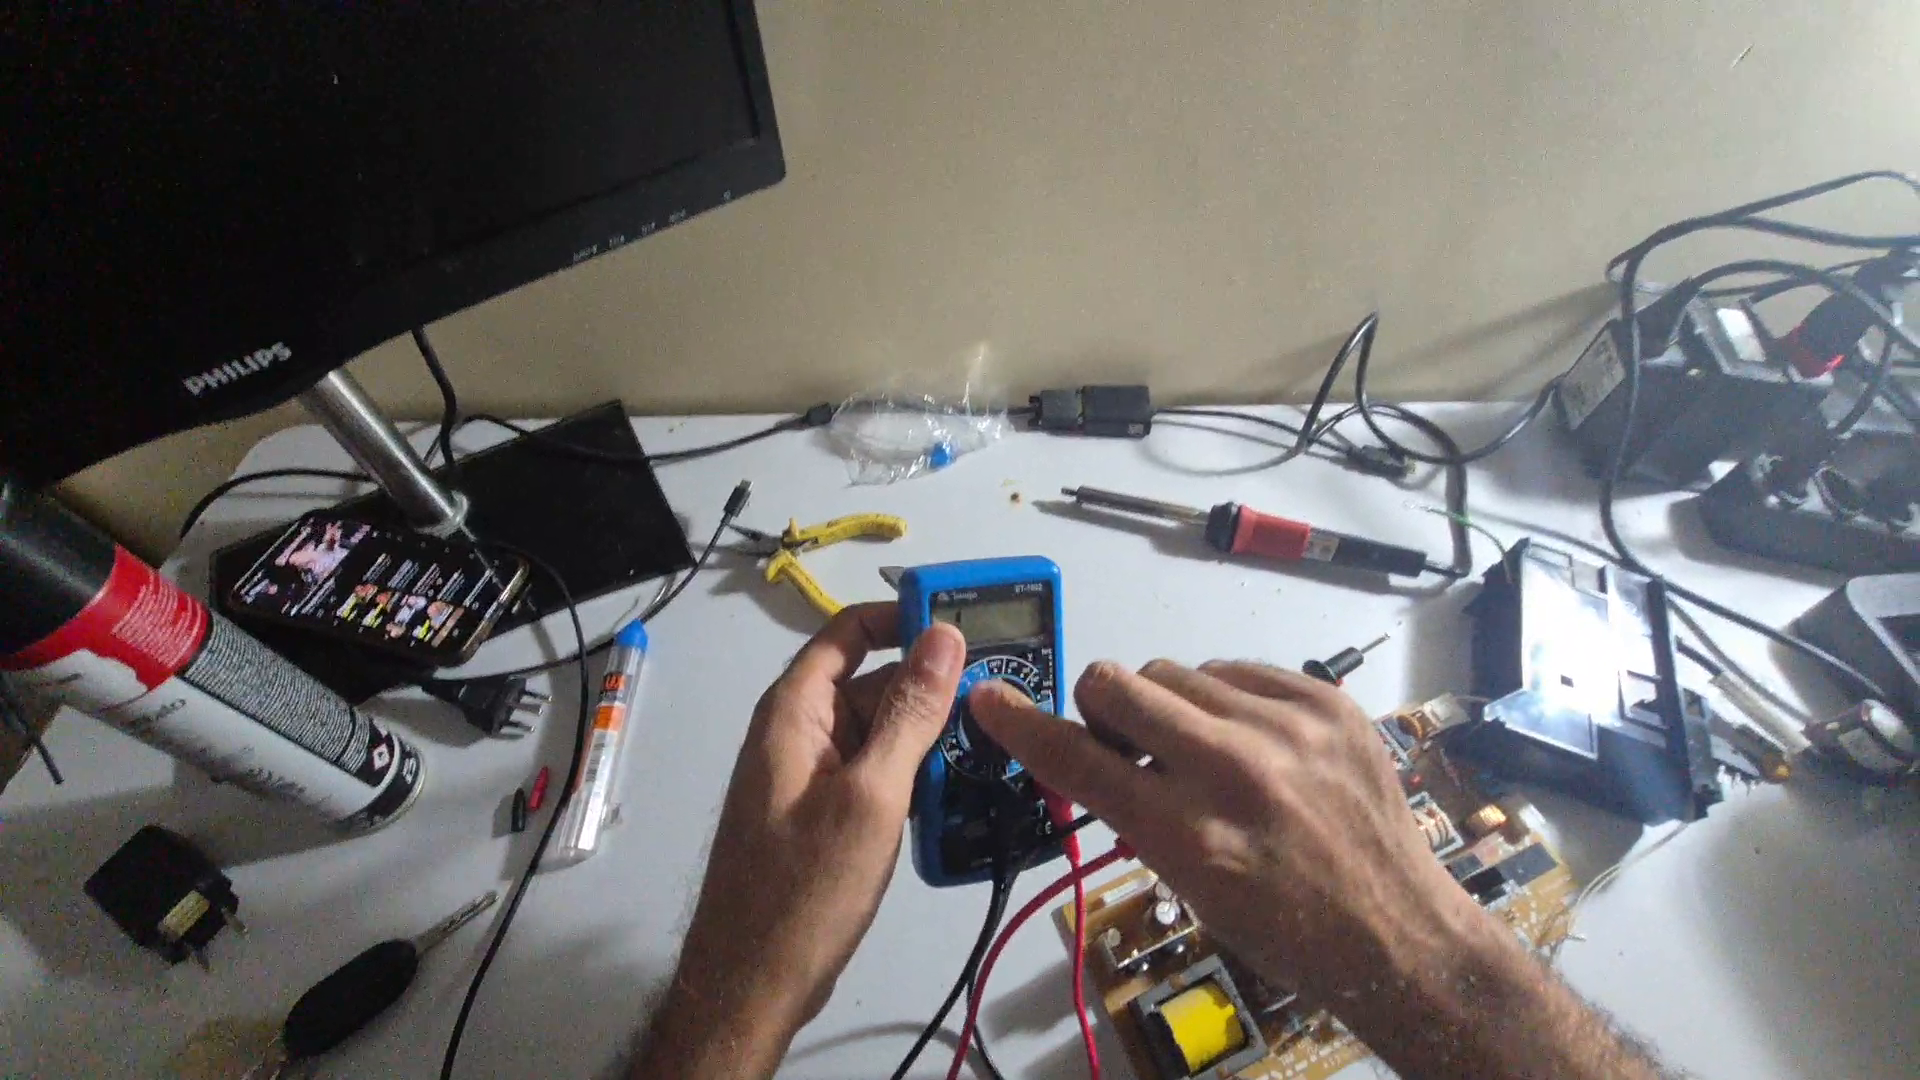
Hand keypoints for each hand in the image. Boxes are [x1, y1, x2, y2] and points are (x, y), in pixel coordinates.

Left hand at [634, 603, 964, 1079]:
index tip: (965, 625)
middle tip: (1002, 687)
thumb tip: (945, 633)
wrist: (754, 987)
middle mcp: (801, 729)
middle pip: (871, 679)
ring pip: (879, 726)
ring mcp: (813, 771)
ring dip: (928, 730)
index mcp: (797, 708)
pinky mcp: (827, 807)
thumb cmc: (808, 883)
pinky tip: (960, 780)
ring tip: (994, 731)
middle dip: (930, 682)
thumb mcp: (872, 791)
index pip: (850, 632)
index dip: (903, 618)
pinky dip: (912, 766)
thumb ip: (911, 711)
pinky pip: (875, 765)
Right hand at [969, 659, 1478, 1006]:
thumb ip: (1129, 804)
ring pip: (1171, 670)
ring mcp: (1287, 724)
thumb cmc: (1279, 925)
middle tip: (1130, 741)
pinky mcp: (1324, 699)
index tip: (991, 698)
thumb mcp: (1185, 881)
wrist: (1400, 933)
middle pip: (1115, 682)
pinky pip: (1231, 668)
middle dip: (1105, 707)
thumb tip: (1090, 742)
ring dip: (1168, 705)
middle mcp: (1234, 768)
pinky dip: (1222, 698)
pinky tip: (1249, 736)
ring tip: (1202, 747)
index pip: (1078, 759)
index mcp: (1189, 833)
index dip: (1022, 726)